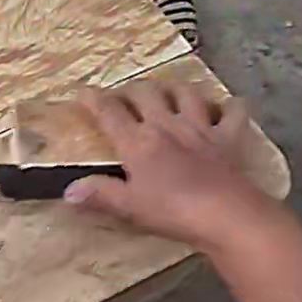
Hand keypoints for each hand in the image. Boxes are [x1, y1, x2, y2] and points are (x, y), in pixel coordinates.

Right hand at [63, 82, 291, 255]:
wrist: (223, 213)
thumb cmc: (172, 212)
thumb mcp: (129, 207)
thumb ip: (100, 195)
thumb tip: (68, 190)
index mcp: (138, 142)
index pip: (109, 113)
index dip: (94, 100)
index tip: (83, 93)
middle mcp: (167, 125)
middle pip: (146, 93)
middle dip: (132, 90)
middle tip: (126, 96)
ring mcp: (200, 128)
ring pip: (186, 93)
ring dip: (175, 88)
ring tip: (169, 92)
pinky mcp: (228, 138)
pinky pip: (233, 112)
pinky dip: (231, 106)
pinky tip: (228, 106)